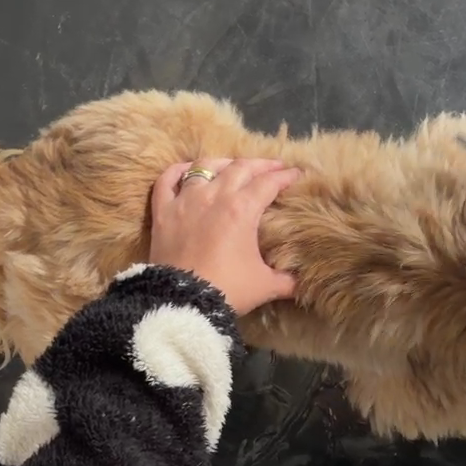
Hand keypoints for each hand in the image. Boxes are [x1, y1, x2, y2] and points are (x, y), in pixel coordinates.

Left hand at [149, 158, 301, 313]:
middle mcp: (215, 195)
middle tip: (273, 167)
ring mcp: (186, 200)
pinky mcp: (163, 211)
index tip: (297, 174)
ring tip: (234, 166)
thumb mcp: (266, 286)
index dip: (285, 176)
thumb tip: (303, 283)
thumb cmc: (228, 290)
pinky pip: (168, 180)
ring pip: (206, 167)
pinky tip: (187, 169)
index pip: (269, 183)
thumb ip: (287, 280)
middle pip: (241, 168)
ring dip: (224, 163)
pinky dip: (178, 170)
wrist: (183, 302)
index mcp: (243, 208)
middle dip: (261, 165)